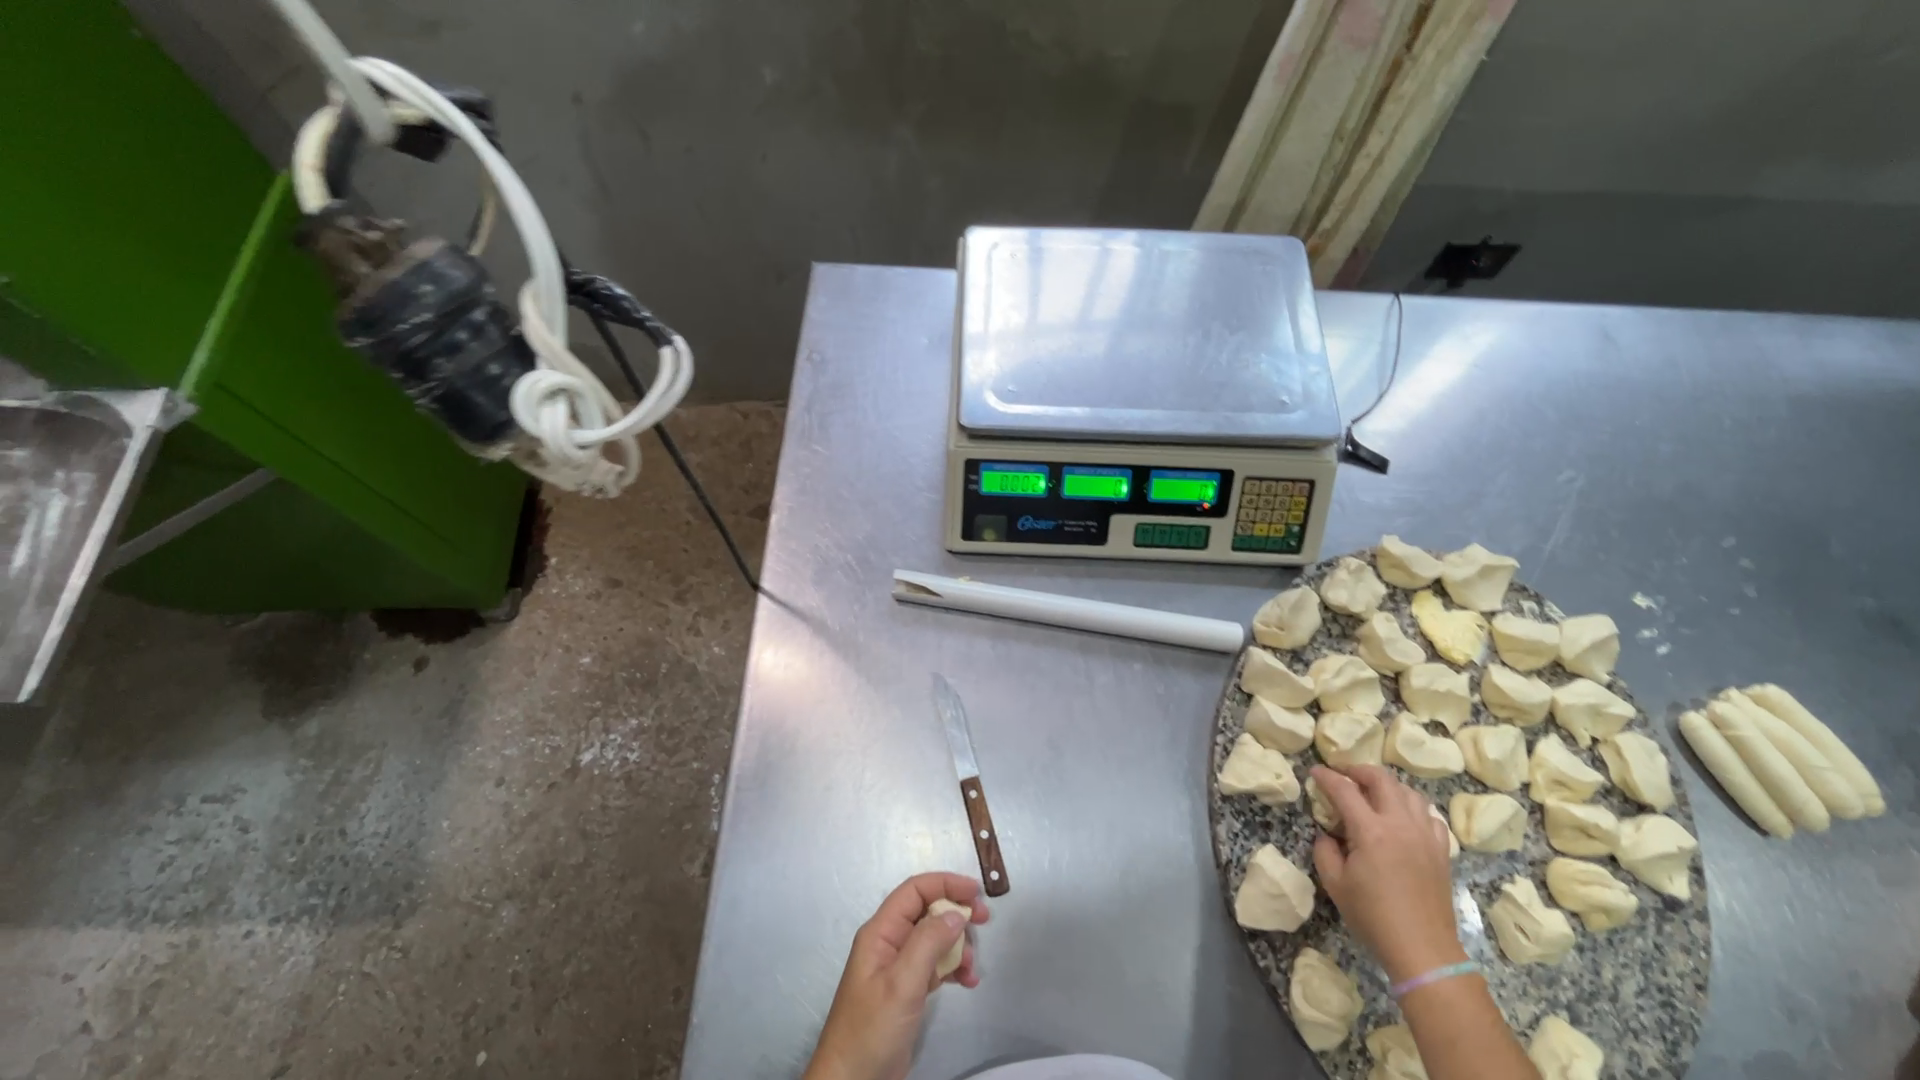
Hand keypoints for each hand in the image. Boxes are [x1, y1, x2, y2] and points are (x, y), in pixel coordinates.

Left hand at [802, 873, 989, 1079]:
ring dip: (958, 946)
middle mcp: (889, 943)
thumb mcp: (902, 983)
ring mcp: (898, 967)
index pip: (914, 891)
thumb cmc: (872, 1027)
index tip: (977, 892)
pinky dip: (953, 969)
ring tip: (972, 968)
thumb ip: (928, 942)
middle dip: (956, 912)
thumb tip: (956, 912)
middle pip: (927, 912)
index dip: (945, 884)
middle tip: (984, 921)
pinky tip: (967, 983)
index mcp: (880, 932)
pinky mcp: (907, 990)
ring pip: (935, 940)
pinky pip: (935, 966)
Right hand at [1310, 765, 1462, 982]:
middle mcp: (1400, 824)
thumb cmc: (1372, 917)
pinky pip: (1429, 815)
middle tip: (1342, 774)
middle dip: (1358, 770)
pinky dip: (1412, 807)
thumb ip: (1325, 851)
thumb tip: (1327, 835)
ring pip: (1409, 792)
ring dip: (1387, 785)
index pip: (1345, 790)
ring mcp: (1425, 835)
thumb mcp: (1335, 884)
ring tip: (1372, 792)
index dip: (1327, 776)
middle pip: (1381, 779)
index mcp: (1371, 831)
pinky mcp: (1440, 850)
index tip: (1314, 771)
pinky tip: (1403, 817)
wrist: (1422, 949)